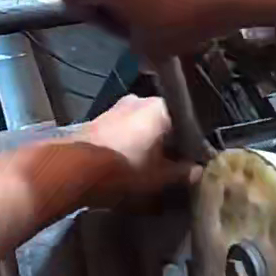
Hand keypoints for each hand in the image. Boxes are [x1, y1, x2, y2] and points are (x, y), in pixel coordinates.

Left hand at [75, 94, 198, 205]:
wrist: (77, 166)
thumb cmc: (126, 168)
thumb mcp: (159, 177)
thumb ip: (182, 173)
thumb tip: (198, 171)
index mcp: (161, 107)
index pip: (186, 121)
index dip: (189, 142)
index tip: (192, 159)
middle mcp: (141, 99)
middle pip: (163, 120)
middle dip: (167, 140)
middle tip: (172, 163)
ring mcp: (119, 106)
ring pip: (142, 123)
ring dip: (146, 140)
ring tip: (149, 163)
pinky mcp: (101, 116)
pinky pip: (125, 128)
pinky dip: (130, 140)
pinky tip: (129, 158)